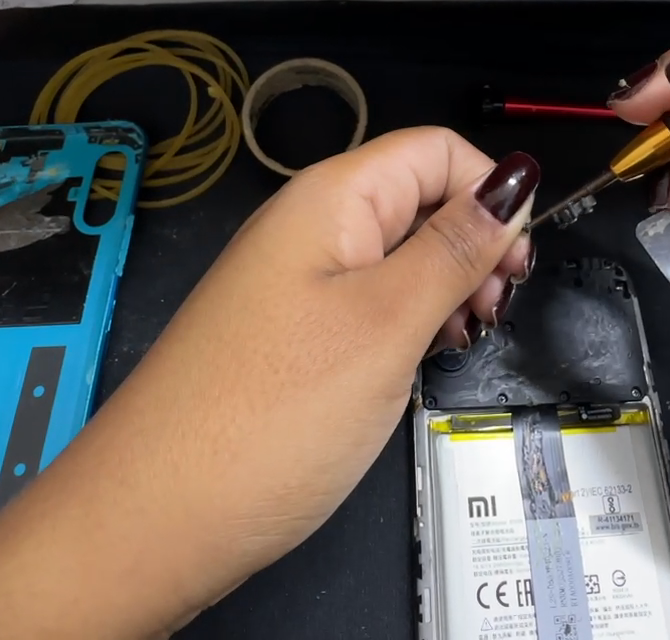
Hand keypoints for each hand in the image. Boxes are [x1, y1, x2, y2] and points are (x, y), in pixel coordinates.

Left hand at [0, 129, 537, 639]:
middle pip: (421, 196)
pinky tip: (421, 355)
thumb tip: (517, 179)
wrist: (150, 519)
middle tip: (493, 310)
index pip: (437, 149)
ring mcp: (301, 275)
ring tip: (461, 338)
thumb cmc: (275, 412)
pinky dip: (410, 316)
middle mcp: (315, 222)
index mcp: (334, 196)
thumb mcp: (387, 323)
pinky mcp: (296, 324)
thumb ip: (456, 246)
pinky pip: (371, 295)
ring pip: (401, 250)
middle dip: (474, 242)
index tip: (519, 261)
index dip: (492, 190)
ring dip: (447, 283)